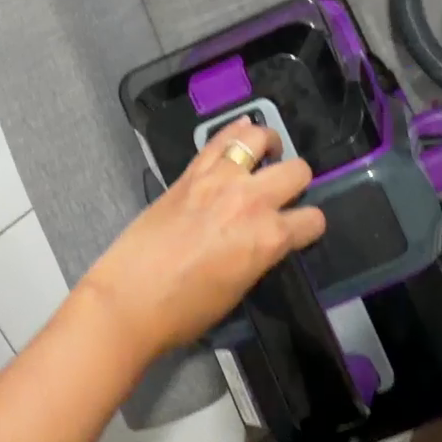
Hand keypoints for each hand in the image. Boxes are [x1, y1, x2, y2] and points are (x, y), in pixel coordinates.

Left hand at [74, 120, 326, 359]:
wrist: (130, 299)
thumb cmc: (185, 310)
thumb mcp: (239, 288)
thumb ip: (260, 254)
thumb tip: (265, 240)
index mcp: (269, 238)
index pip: (311, 221)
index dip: (310, 226)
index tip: (303, 229)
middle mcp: (251, 201)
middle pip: (297, 171)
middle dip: (298, 181)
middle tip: (286, 190)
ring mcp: (220, 179)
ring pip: (259, 138)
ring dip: (270, 144)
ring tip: (267, 152)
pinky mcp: (192, 171)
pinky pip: (221, 138)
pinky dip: (236, 130)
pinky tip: (242, 130)